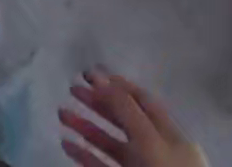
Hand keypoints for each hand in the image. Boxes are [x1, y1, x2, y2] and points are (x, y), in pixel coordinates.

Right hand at [59, 68, 206, 166]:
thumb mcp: (149, 139)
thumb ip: (124, 107)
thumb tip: (98, 76)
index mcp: (171, 137)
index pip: (144, 102)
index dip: (118, 84)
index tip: (89, 73)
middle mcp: (158, 151)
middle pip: (124, 119)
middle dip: (96, 101)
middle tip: (72, 88)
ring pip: (111, 143)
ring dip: (85, 126)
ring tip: (61, 114)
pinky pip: (103, 165)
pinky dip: (84, 154)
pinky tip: (66, 145)